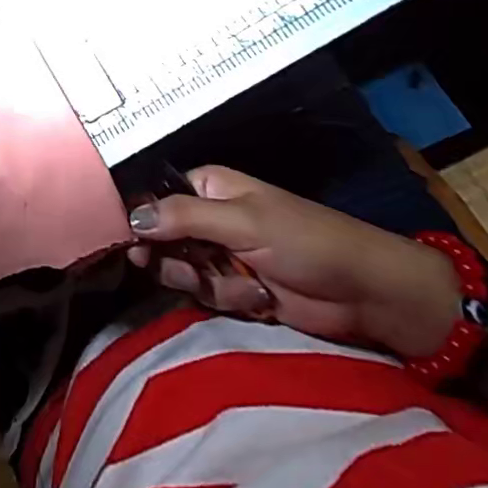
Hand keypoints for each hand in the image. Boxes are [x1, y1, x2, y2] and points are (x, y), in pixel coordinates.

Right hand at [126, 166, 463, 359]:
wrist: (358, 293)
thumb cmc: (303, 240)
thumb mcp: (243, 222)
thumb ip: (185, 217)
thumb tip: (132, 217)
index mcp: (209, 187)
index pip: (157, 197)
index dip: (140, 218)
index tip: (129, 243)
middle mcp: (208, 217)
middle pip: (161, 238)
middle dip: (175, 260)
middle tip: (195, 268)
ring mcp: (220, 255)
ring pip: (180, 271)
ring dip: (207, 283)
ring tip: (243, 283)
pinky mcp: (233, 289)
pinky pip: (205, 295)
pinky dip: (228, 300)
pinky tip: (259, 298)